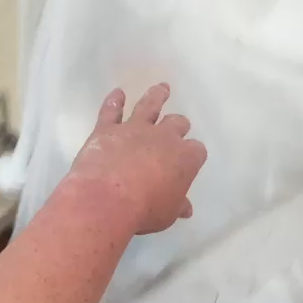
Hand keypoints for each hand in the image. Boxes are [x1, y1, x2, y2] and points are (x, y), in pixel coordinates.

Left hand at [62, 83, 207, 234]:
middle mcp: (163, 137)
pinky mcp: (107, 129)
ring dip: (156, 95)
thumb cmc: (144, 211)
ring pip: (149, 105)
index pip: (196, 151)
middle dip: (179, 124)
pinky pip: (111, 110)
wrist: (106, 198)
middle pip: (177, 123)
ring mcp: (135, 129)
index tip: (190, 160)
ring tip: (162, 88)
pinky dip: (114, 101)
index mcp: (184, 158)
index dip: (193, 155)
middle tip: (178, 126)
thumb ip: (176, 206)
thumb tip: (186, 209)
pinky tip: (117, 94)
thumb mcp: (166, 215)